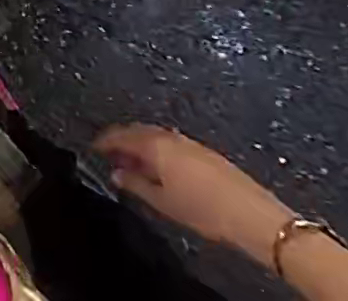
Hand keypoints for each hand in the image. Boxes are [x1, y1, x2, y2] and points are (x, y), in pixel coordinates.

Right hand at [92, 124, 293, 267]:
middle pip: (137, 130)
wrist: (253, 216)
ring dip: (141, 144)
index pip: (121, 135)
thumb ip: (136, 185)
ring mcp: (190, 143)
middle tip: (111, 153)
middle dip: (122, 139)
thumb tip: (116, 174)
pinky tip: (161, 165)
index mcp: (155, 145)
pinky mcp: (206, 152)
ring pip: (156, 135)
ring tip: (135, 160)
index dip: (104, 140)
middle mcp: (170, 137)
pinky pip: (172, 142)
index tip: (93, 146)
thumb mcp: (163, 202)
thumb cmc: (204, 209)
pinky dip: (158, 148)